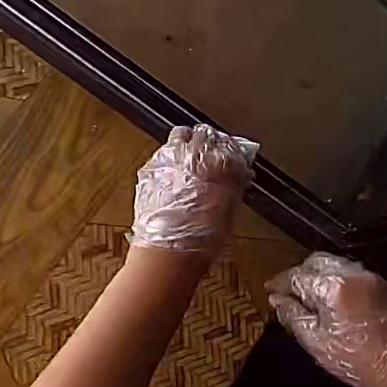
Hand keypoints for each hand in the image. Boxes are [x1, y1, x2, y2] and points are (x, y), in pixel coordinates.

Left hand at [128, 125, 257, 254]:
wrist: (168, 253)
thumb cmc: (204, 238)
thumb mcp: (230, 212)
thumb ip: (234, 186)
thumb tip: (238, 176)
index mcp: (220, 164)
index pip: (229, 144)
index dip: (230, 151)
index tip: (231, 160)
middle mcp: (193, 155)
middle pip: (201, 133)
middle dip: (206, 143)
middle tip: (208, 158)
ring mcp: (167, 159)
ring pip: (177, 140)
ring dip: (184, 149)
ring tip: (187, 170)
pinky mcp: (148, 170)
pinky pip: (160, 158)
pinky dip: (167, 165)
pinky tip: (170, 183)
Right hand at [267, 253, 386, 386]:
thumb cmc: (363, 365)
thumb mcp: (318, 344)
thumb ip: (293, 316)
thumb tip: (277, 299)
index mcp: (333, 287)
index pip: (296, 275)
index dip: (279, 283)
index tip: (270, 291)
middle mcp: (353, 274)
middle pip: (316, 262)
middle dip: (300, 275)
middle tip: (289, 295)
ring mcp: (371, 278)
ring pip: (336, 266)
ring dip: (320, 277)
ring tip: (311, 301)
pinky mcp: (384, 286)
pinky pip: (353, 275)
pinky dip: (338, 283)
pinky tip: (333, 303)